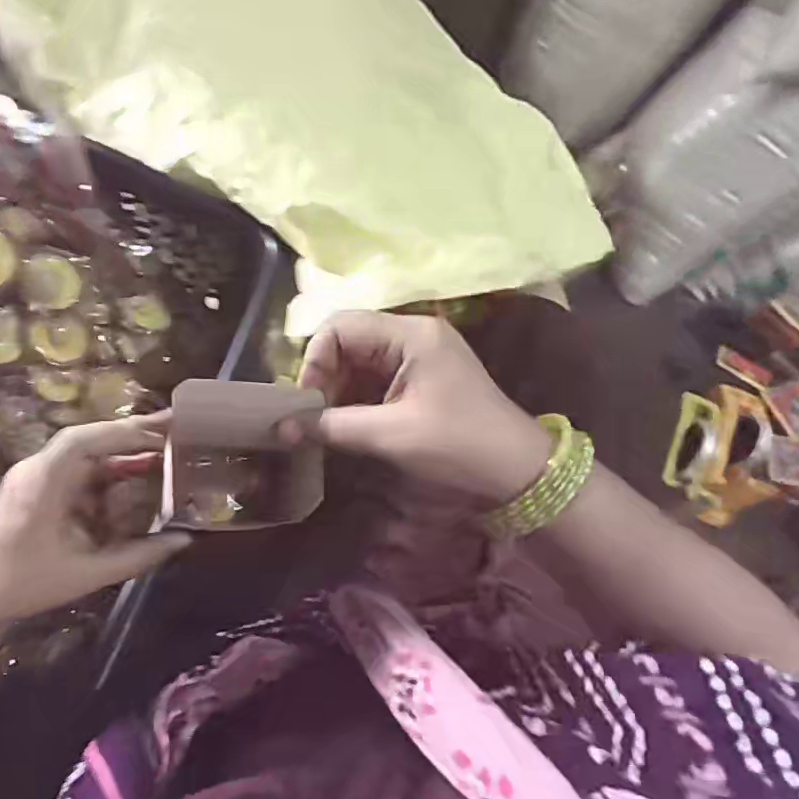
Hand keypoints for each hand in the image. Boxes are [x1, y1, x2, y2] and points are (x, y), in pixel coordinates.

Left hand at [0, 414, 190, 646]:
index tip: (164, 433)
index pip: (83, 441)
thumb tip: (184, 540)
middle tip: (177, 431)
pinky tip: (140, 480)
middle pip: (89, 440)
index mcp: (41, 482)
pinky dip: (111, 476)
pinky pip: (81, 476)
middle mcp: (38, 471)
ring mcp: (37, 481)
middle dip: (133, 436)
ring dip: (125, 455)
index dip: (125, 433)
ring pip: (88, 457)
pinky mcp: (40, 494)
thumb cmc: (20, 584)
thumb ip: (138, 556)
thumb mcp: (86, 574)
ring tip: (168, 453)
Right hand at [298, 311, 552, 503]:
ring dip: (337, 395)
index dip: (315, 361)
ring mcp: (418, 358)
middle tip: (313, 420)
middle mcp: (412, 336)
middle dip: (324, 380)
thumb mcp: (392, 435)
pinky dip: (354, 404)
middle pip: (347, 342)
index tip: (308, 403)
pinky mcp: (420, 382)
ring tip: (325, 429)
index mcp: (411, 334)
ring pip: (357, 364)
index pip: (340, 326)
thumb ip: (333, 427)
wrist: (517, 472)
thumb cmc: (458, 445)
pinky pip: (373, 382)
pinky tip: (346, 429)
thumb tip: (281, 429)